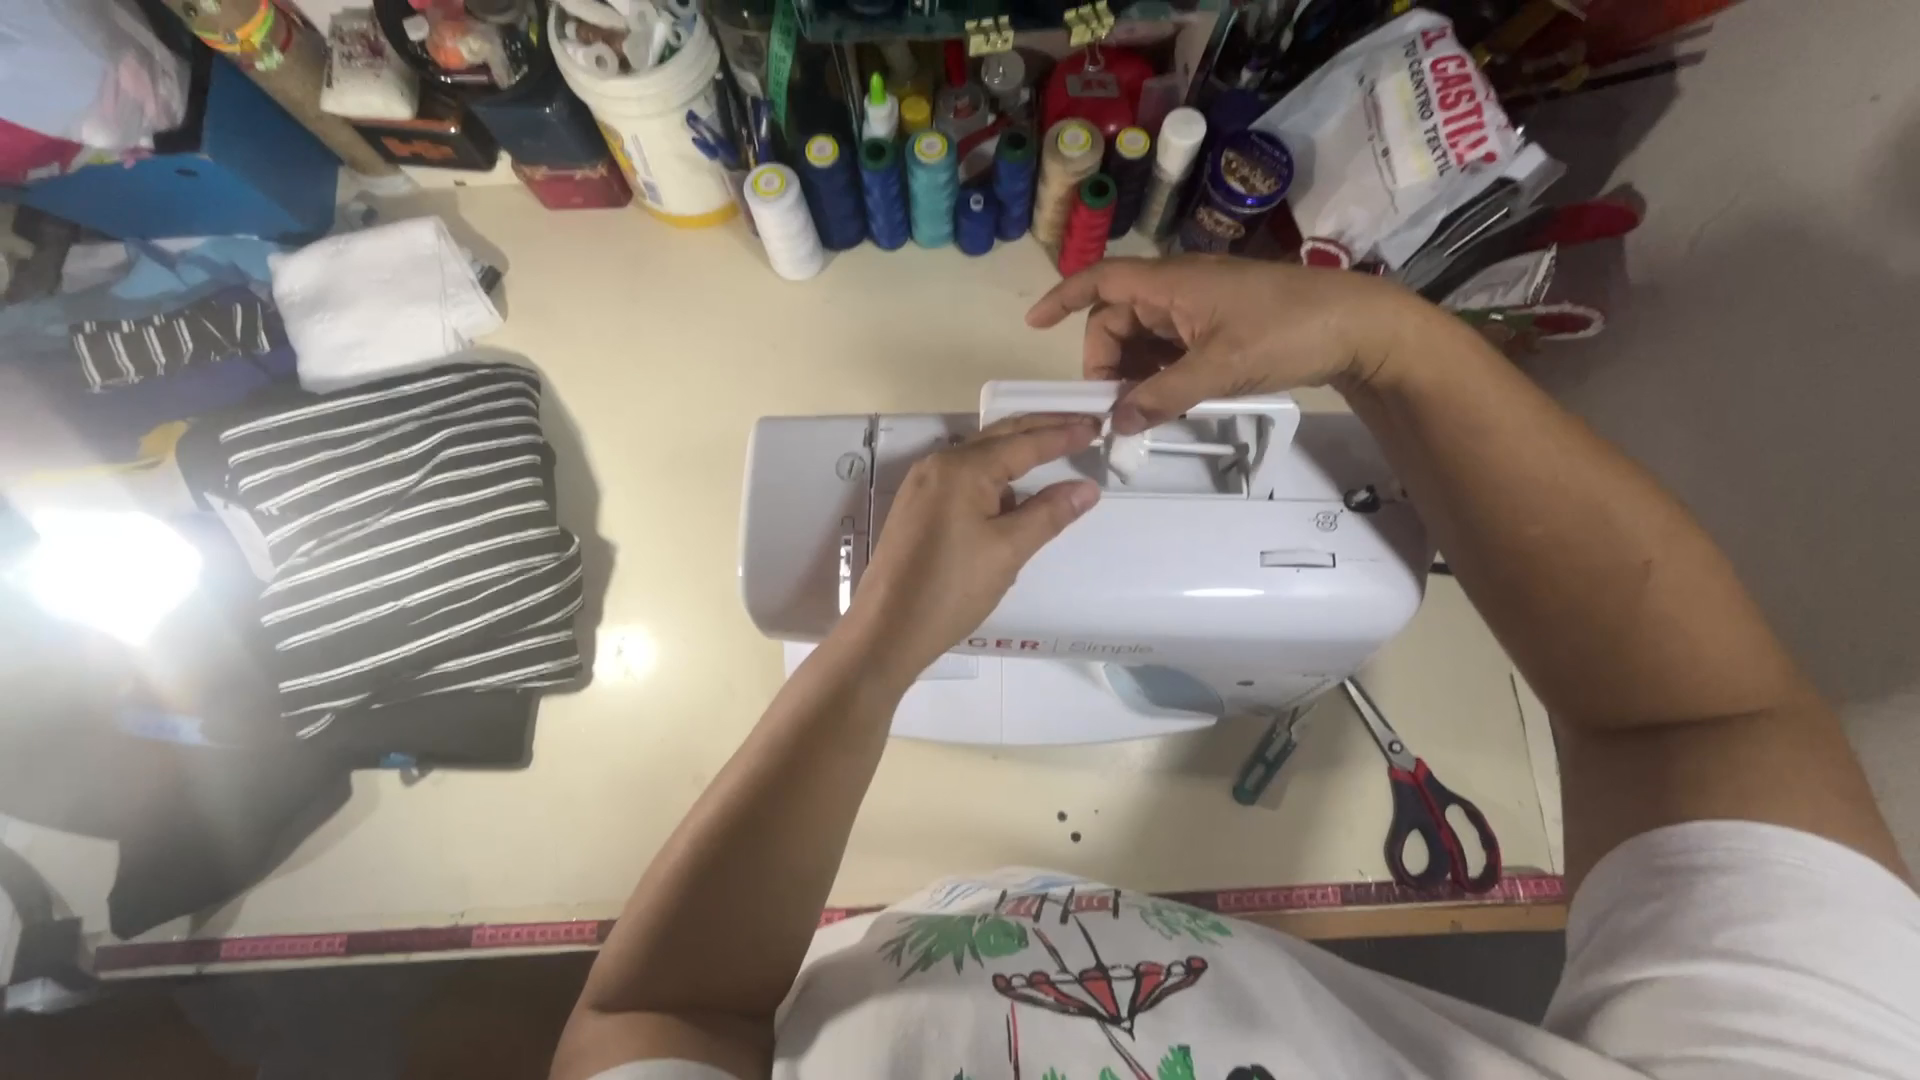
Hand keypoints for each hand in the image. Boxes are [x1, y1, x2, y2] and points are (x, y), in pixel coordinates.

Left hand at [839, 415, 1101, 681]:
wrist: (887, 631)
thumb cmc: (951, 589)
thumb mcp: (1008, 550)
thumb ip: (1049, 513)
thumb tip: (1086, 488)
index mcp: (961, 469)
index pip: (1023, 442)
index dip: (1062, 435)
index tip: (1095, 426)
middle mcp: (938, 466)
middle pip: (998, 438)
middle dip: (1041, 431)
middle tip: (1082, 426)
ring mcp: (923, 487)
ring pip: (979, 458)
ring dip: (1016, 455)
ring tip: (1054, 455)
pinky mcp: (917, 509)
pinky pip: (963, 480)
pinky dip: (994, 480)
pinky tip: (1012, 497)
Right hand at [1025, 255, 1433, 433]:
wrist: (1358, 326)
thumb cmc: (1286, 331)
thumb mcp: (1218, 369)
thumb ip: (1161, 396)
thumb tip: (1115, 423)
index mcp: (1170, 283)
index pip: (1100, 281)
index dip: (1062, 298)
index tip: (1033, 325)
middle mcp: (1176, 290)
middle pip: (1116, 320)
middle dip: (1104, 362)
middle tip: (1112, 407)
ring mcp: (1197, 308)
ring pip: (1142, 339)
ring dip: (1132, 374)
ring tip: (1139, 412)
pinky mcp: (1215, 326)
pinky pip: (1168, 348)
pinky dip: (1157, 374)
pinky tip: (1164, 401)